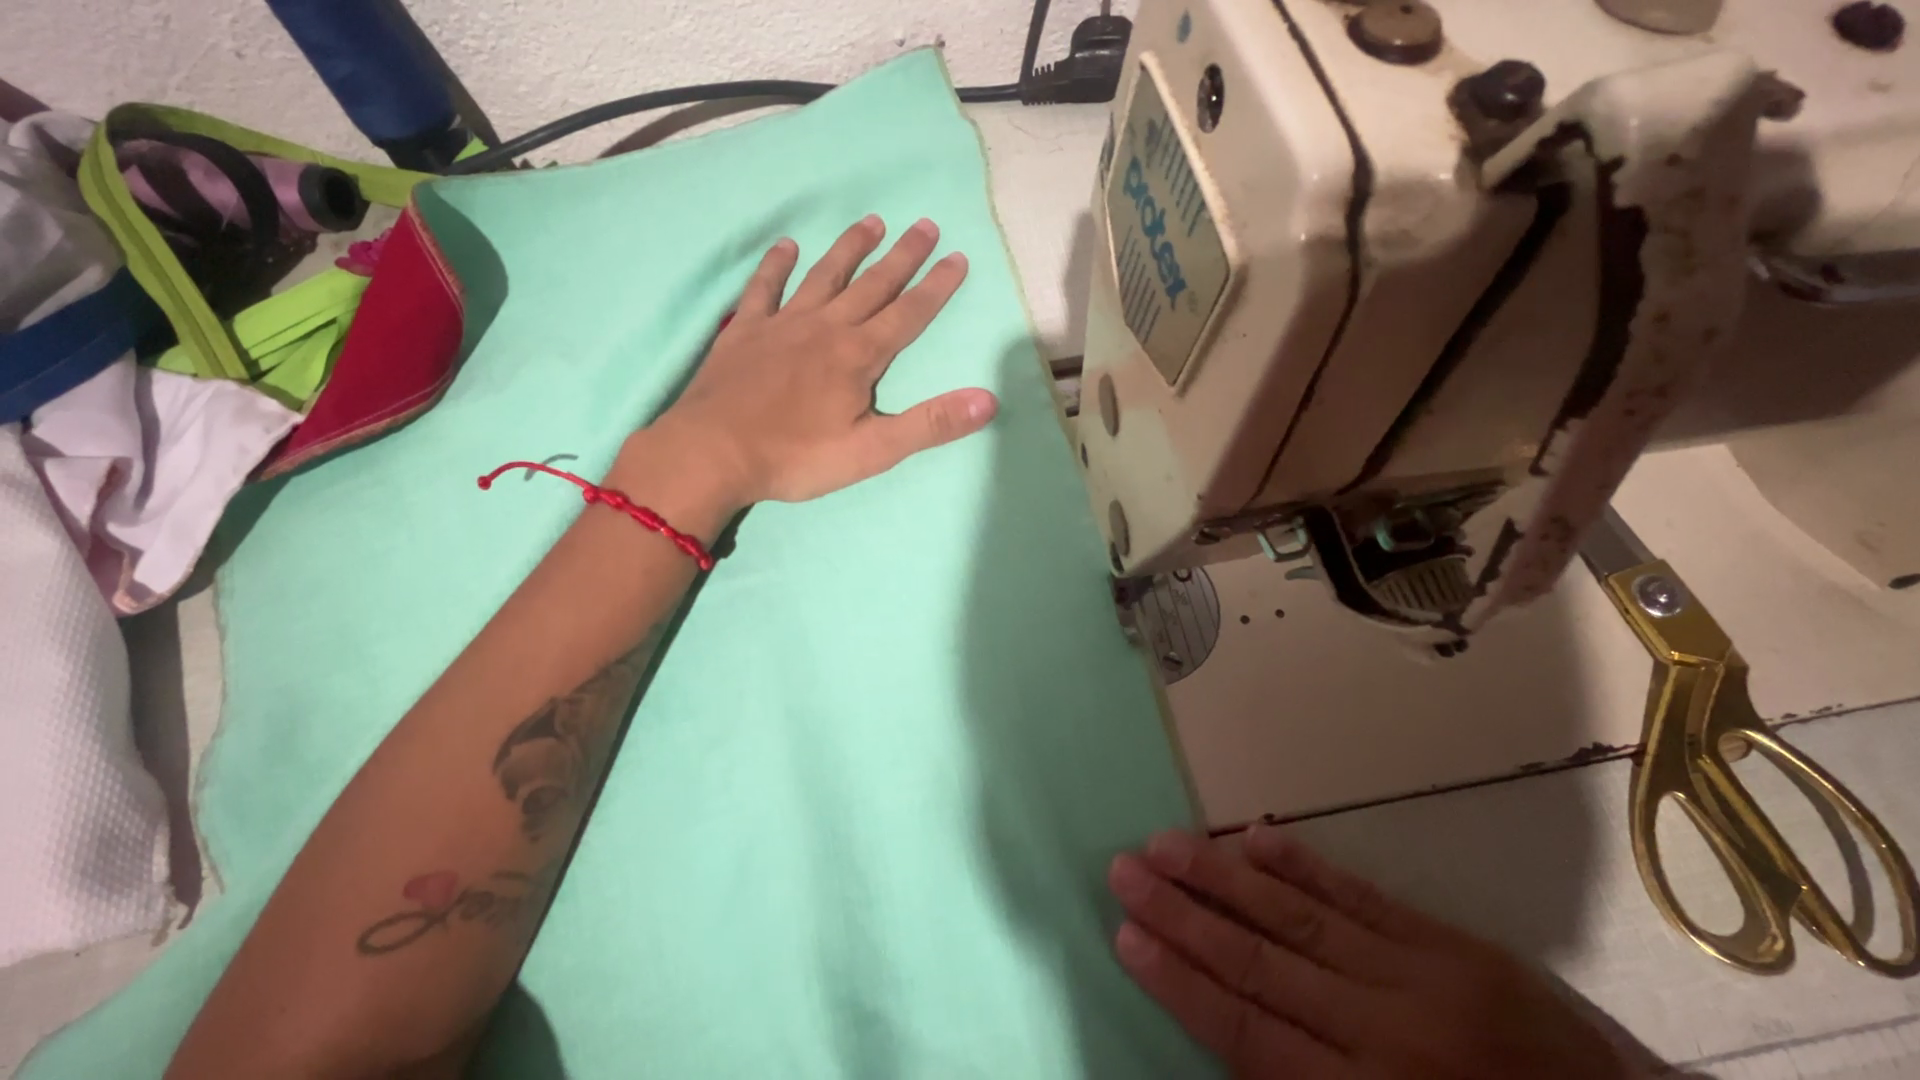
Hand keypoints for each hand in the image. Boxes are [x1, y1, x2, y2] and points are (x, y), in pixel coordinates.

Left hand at [645, 215, 996, 509]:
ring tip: (870, 222)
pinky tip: (786, 246)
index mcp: (858, 356)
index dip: (936, 286)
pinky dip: (776, 265)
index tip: (957, 257)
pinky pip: (764, 288)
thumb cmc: (795, 457)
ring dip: (849, 249)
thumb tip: (988, 401)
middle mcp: (825, 327)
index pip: (908, 314)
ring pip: (823, 276)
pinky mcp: (744, 331)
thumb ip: (929, 424)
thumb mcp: (872, 451)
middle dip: (902, 255)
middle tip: (924, 224)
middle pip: (872, 284)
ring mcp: (781, 324)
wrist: (711, 453)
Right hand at [1109, 829, 1644, 1078]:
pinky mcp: (1454, 946)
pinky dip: (1305, 866)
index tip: (1126, 936)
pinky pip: (1364, 898)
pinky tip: (1256, 839)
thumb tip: (1229, 1036)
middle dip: (1183, 914)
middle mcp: (1383, 1031)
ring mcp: (1420, 977)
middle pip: (1259, 961)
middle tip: (1126, 869)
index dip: (1179, 980)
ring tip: (1168, 845)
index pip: (1246, 1029)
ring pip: (1300, 917)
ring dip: (1226, 878)